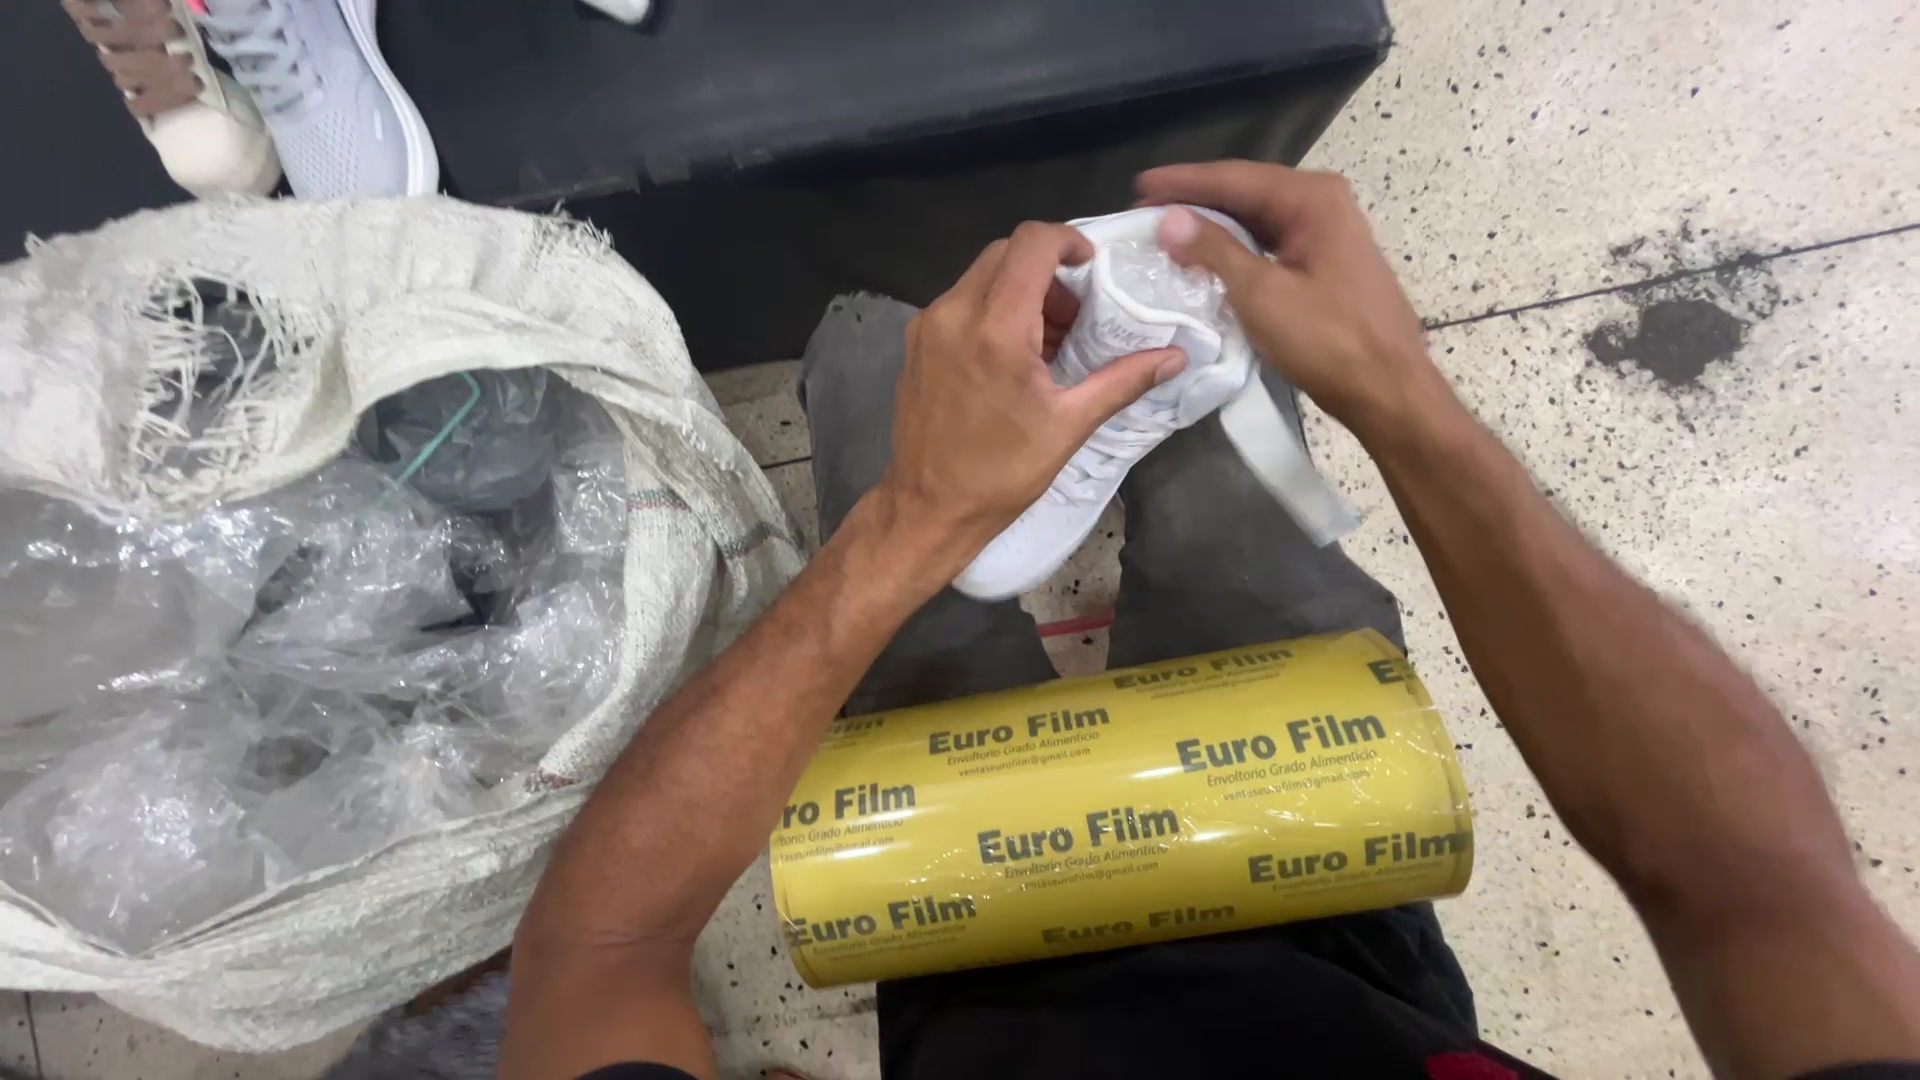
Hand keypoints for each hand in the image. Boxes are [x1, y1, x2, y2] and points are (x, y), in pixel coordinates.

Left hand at [876, 222, 1187, 574]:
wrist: (929, 507)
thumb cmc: (1001, 473)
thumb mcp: (1068, 426)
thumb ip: (1123, 381)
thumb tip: (1175, 358)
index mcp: (996, 328)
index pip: (1033, 242)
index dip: (1069, 241)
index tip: (1091, 270)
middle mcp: (954, 313)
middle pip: (1006, 253)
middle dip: (1047, 273)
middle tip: (1072, 319)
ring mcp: (927, 327)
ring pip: (980, 277)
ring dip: (1019, 292)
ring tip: (1045, 344)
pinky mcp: (915, 344)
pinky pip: (959, 303)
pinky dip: (990, 311)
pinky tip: (1009, 358)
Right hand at [1137, 160, 1448, 437]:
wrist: (1384, 386)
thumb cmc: (1326, 338)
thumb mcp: (1261, 293)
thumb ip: (1213, 251)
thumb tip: (1169, 220)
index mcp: (1311, 199)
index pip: (1234, 178)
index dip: (1183, 182)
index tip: (1139, 185)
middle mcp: (1320, 205)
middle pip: (1245, 193)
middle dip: (1194, 201)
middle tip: (1145, 208)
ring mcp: (1323, 236)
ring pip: (1255, 220)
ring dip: (1211, 226)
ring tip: (1166, 231)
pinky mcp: (1320, 266)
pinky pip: (1266, 246)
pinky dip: (1232, 250)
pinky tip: (1204, 260)